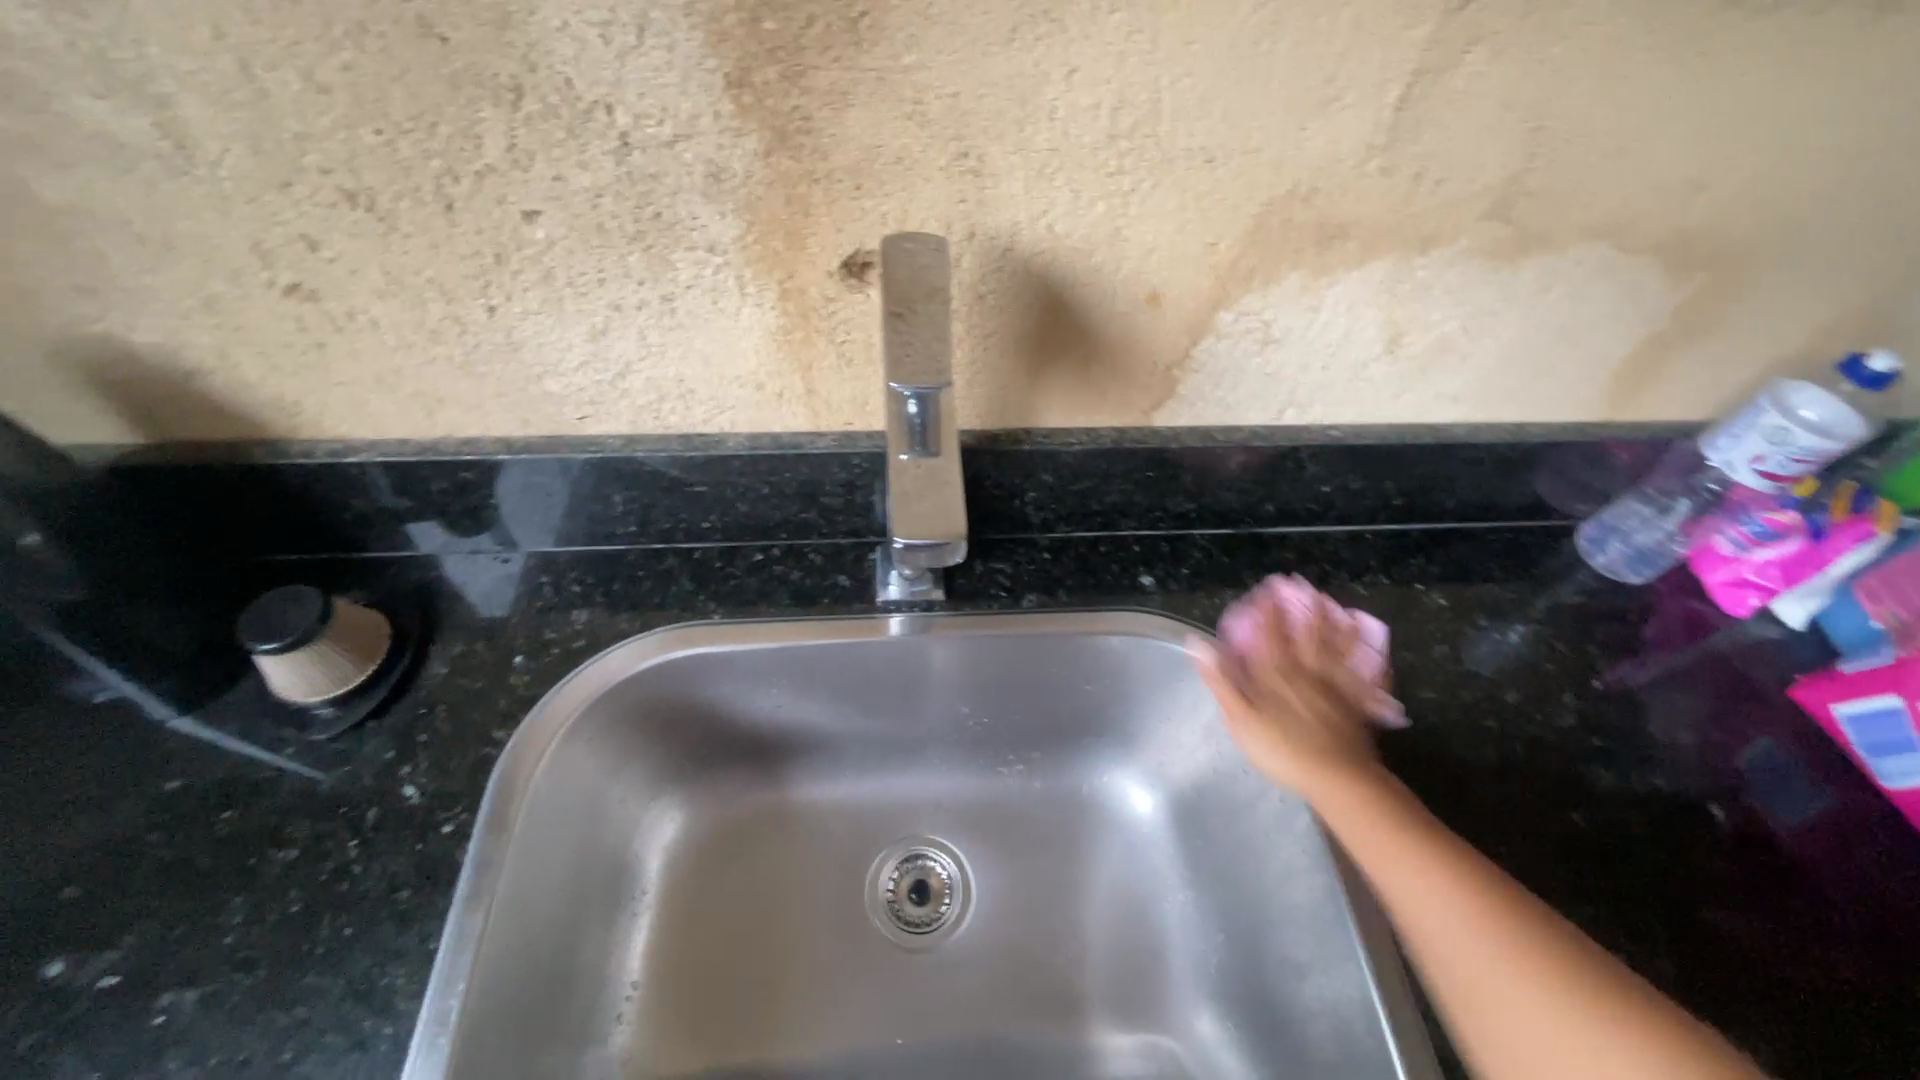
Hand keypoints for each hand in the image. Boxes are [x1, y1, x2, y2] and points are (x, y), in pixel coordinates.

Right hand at [1187, 575, 1404, 799]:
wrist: (1337, 778)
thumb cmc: (1282, 750)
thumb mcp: (1240, 718)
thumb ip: (1221, 680)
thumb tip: (1197, 644)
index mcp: (1276, 674)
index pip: (1271, 634)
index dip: (1269, 611)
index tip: (1267, 589)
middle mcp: (1308, 672)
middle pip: (1308, 634)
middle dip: (1304, 608)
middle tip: (1303, 585)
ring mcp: (1337, 687)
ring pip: (1337, 648)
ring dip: (1336, 624)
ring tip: (1336, 605)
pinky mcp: (1358, 704)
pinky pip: (1365, 675)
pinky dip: (1370, 659)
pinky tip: (1374, 650)